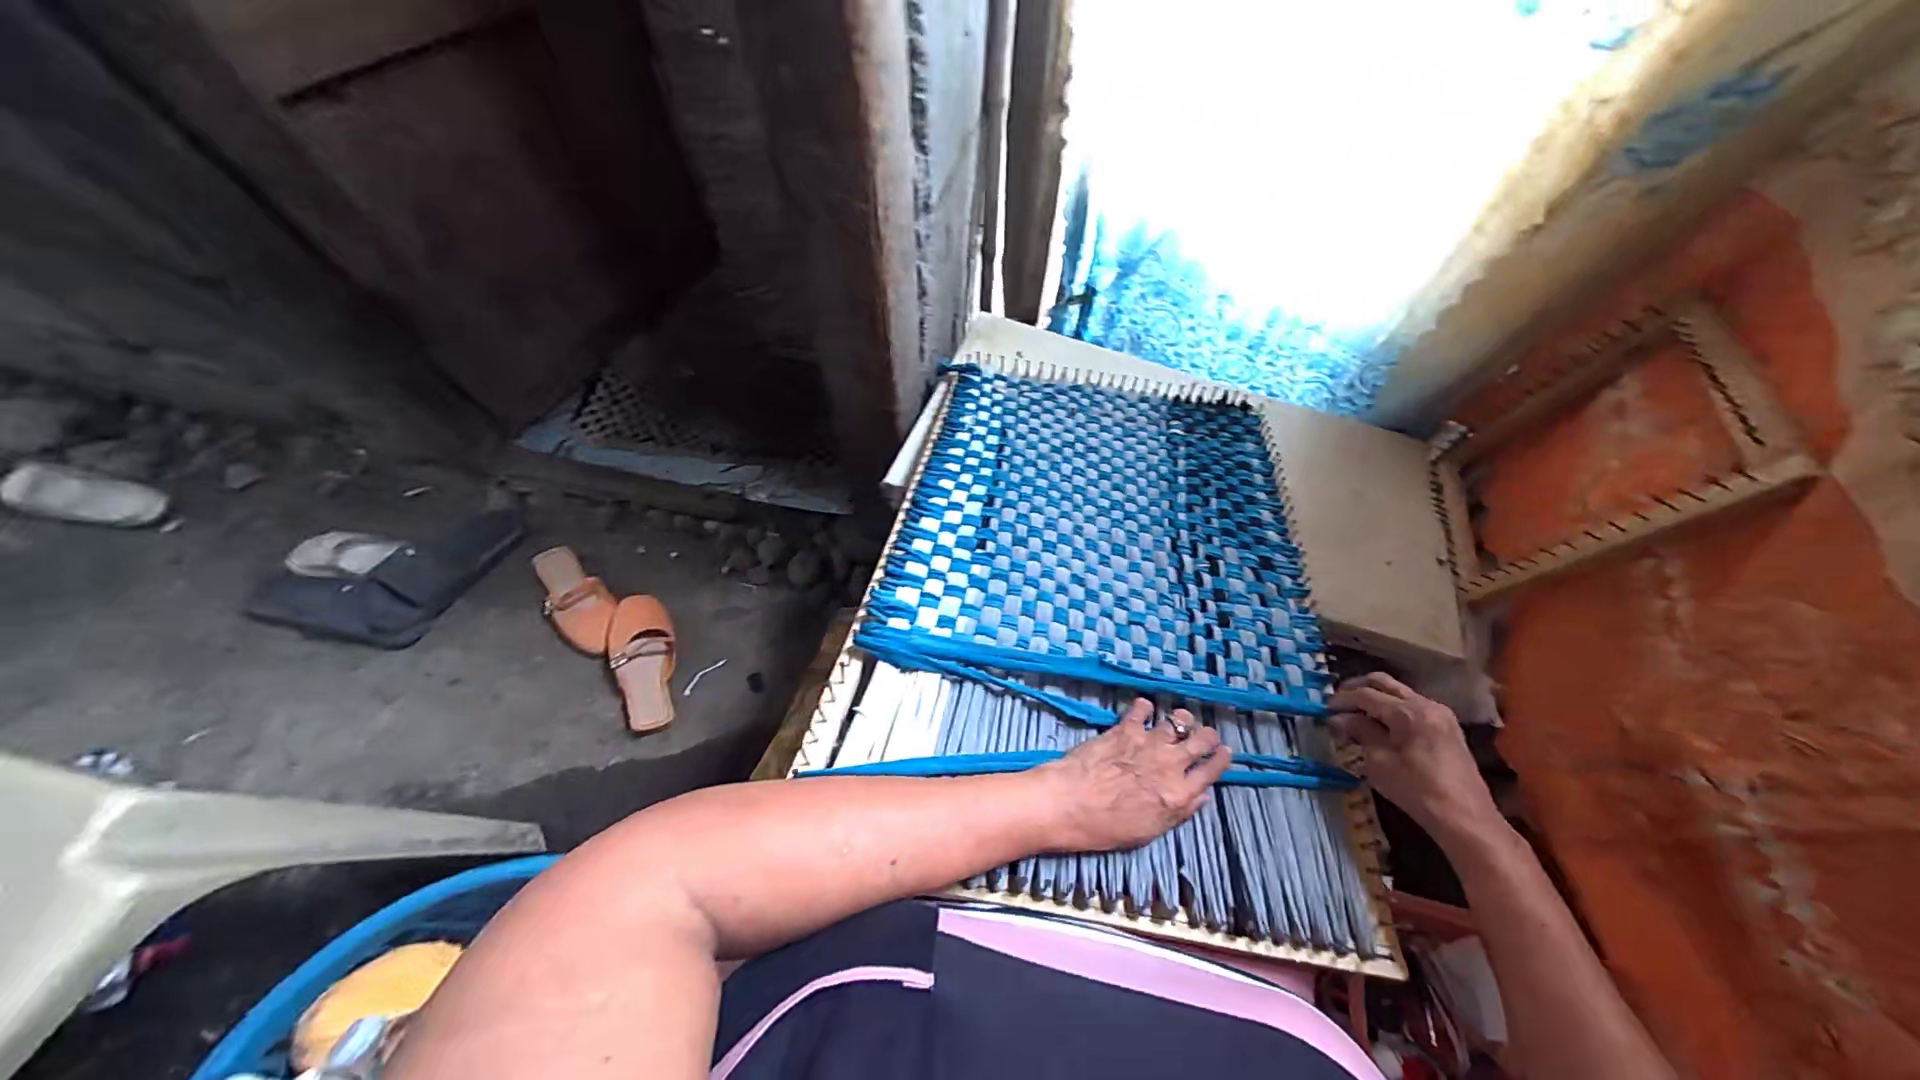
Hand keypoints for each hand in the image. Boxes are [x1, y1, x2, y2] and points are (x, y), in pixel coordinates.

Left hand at [1031, 699, 1233, 851]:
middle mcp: (1170, 764)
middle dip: (1207, 736)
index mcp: (1179, 793)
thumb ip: (1180, 811)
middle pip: (1200, 741)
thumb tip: (1200, 796)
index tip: (1225, 752)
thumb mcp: (1151, 830)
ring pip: (1177, 721)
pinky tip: (1143, 708)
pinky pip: (1141, 710)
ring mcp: (1148, 743)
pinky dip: (1144, 707)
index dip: (1221, 759)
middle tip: (1206, 734)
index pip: (1211, 771)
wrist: (1071, 802)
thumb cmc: (1108, 827)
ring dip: (1182, 719)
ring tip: (1181, 719)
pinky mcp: (1125, 729)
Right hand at [1328, 673, 1502, 843]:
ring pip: (1399, 691)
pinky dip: (1391, 708)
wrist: (1466, 818)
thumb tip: (1339, 717)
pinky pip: (1412, 705)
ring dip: (1375, 697)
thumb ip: (1360, 731)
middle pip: (1383, 682)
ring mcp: (1440, 714)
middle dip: (1356, 688)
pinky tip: (1380, 724)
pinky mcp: (1447, 726)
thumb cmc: (1417, 791)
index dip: (1341, 700)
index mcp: (1408, 712)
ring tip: (1355, 715)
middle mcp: (1426, 704)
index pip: (1365, 694)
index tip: (1323, 709)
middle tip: (1337, 704)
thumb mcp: (1379, 762)